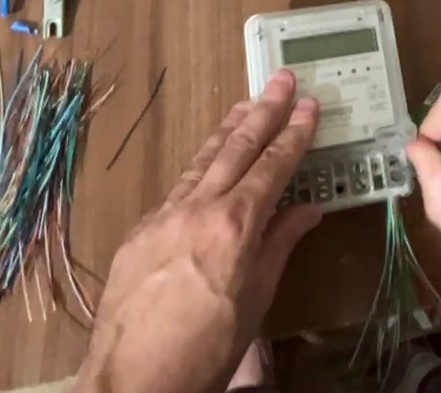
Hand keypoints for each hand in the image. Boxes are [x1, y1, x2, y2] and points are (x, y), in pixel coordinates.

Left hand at [76, 71, 322, 392]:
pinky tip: (207, 163)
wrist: (131, 383)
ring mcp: (164, 215)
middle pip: (238, 147)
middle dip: (264, 110)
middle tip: (281, 79)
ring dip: (229, 128)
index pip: (273, 166)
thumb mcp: (256, 299)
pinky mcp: (140, 230)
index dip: (294, 133)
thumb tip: (308, 210)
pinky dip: (200, 167)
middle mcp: (199, 207)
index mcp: (235, 224)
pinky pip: (178, 188)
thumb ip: (280, 244)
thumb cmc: (208, 348)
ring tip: (247, 103)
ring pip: (203, 159)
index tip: (309, 105)